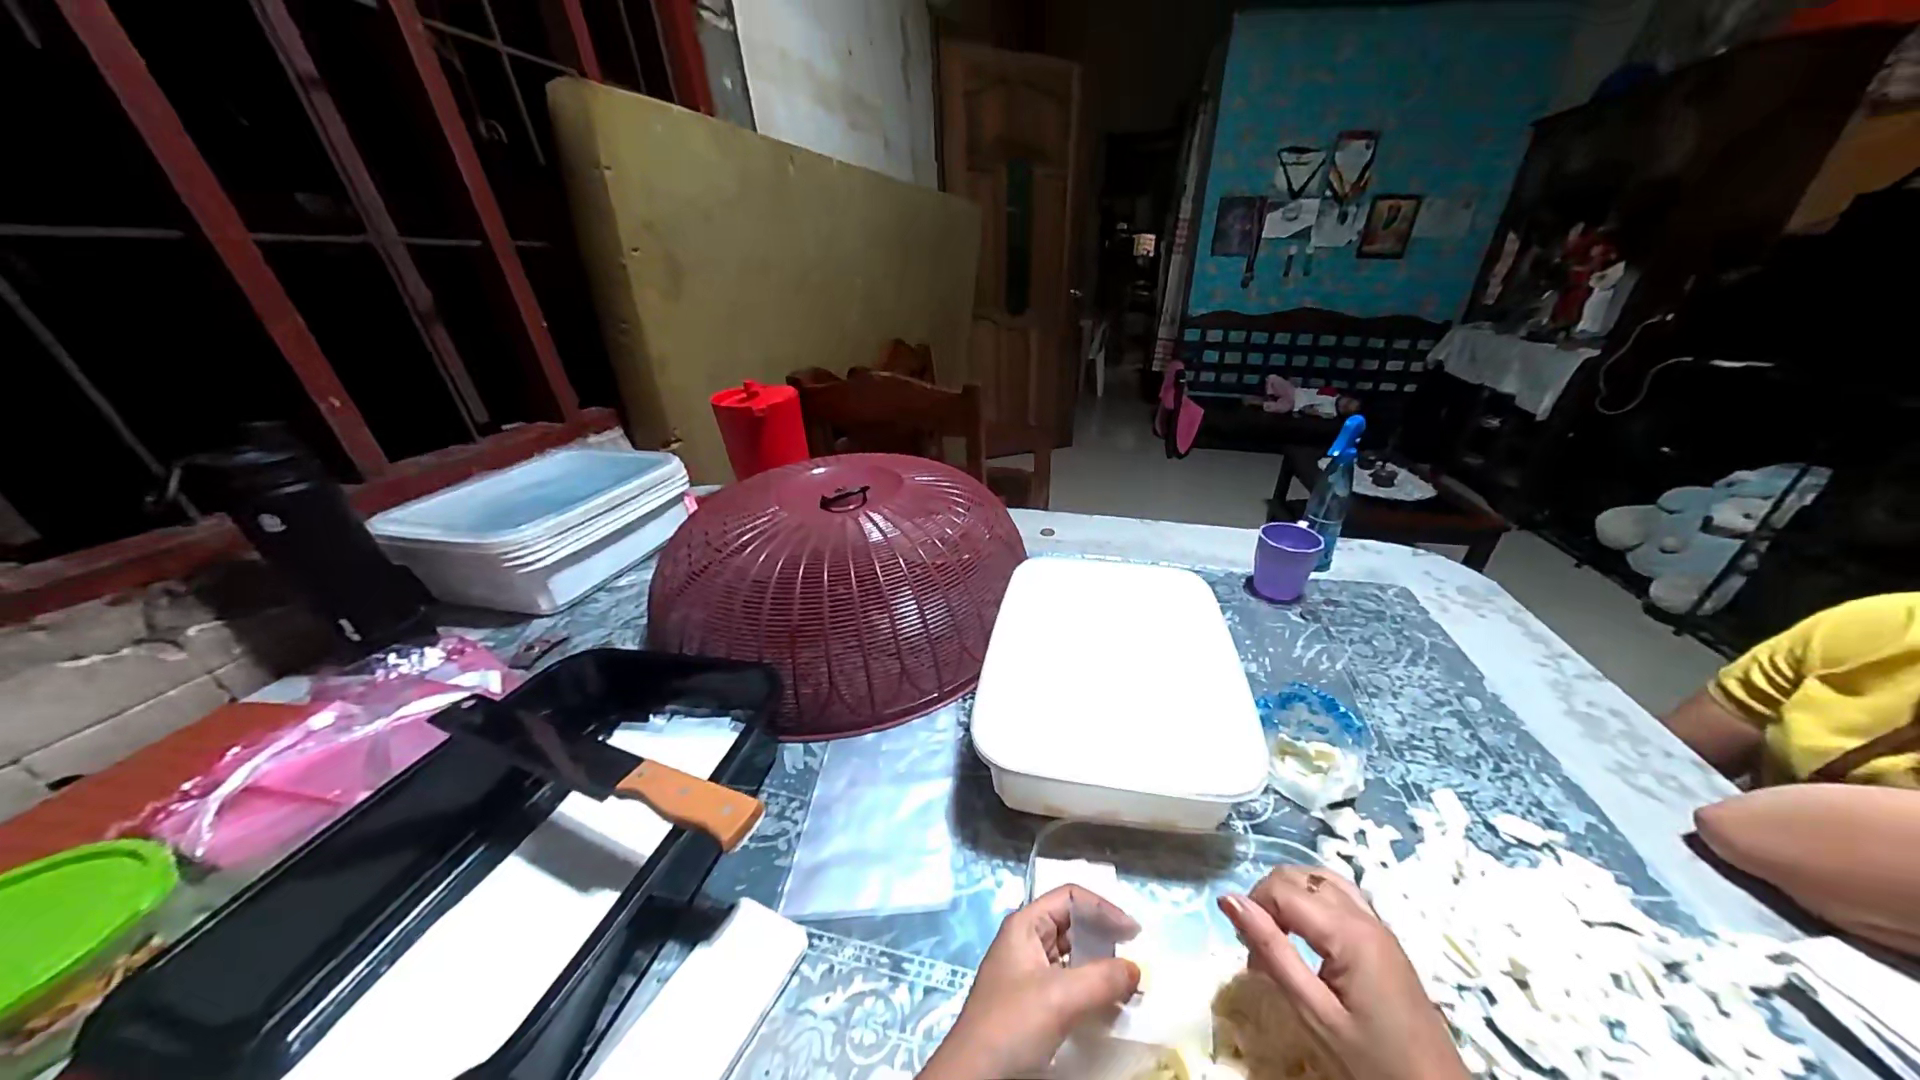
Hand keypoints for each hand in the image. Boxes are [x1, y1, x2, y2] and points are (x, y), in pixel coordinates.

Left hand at [921, 885, 1141, 1079]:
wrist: (974, 1076)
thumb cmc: (1012, 1024)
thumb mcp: (1059, 996)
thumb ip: (1101, 978)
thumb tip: (1136, 968)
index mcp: (1025, 925)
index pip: (1070, 897)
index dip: (1103, 908)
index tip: (1134, 933)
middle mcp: (1027, 942)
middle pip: (1073, 925)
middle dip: (1106, 939)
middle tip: (1135, 963)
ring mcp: (1030, 973)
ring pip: (1074, 958)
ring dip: (1102, 969)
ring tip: (1130, 988)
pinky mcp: (1035, 1003)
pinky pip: (1070, 986)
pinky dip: (1092, 992)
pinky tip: (1111, 1009)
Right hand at [1219, 868, 1465, 1079]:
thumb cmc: (1372, 1060)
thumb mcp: (1314, 1011)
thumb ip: (1271, 950)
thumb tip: (1228, 899)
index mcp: (1347, 932)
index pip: (1281, 888)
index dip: (1252, 907)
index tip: (1247, 949)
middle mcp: (1364, 915)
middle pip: (1298, 876)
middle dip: (1267, 900)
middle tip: (1258, 947)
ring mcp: (1378, 924)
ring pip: (1318, 878)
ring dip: (1289, 896)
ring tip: (1279, 937)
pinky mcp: (1383, 938)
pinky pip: (1340, 895)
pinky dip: (1313, 900)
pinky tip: (1308, 934)